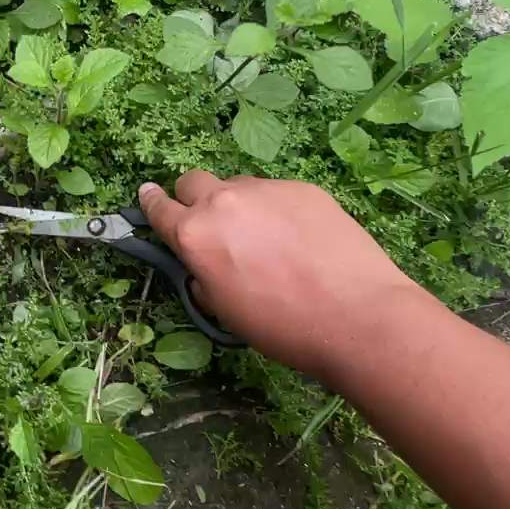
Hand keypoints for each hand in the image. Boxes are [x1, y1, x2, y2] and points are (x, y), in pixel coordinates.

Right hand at [138, 171, 433, 378]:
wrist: (361, 318)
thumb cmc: (282, 327)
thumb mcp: (222, 310)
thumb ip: (201, 274)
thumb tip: (203, 262)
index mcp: (194, 234)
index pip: (157, 206)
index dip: (151, 203)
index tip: (149, 197)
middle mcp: (221, 202)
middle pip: (191, 181)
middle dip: (193, 198)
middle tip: (213, 225)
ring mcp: (264, 191)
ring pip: (237, 186)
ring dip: (238, 204)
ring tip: (267, 238)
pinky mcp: (302, 188)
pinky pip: (276, 193)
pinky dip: (277, 210)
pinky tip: (302, 240)